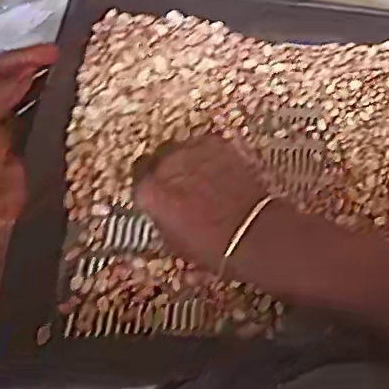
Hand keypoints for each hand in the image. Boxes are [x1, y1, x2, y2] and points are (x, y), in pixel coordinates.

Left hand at [0, 46, 58, 260]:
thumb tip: (27, 71)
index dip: (18, 57)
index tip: (54, 51)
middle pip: (4, 83)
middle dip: (32, 69)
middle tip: (68, 59)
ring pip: (24, 103)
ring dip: (45, 90)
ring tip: (75, 77)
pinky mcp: (19, 157)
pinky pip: (39, 128)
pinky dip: (54, 115)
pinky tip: (72, 106)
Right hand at [131, 135, 271, 270]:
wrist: (249, 230)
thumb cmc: (210, 244)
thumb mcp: (172, 239)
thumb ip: (161, 215)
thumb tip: (163, 208)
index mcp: (149, 191)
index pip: (139, 179)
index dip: (150, 186)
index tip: (158, 191)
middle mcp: (166, 166)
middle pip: (159, 158)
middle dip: (167, 169)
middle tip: (181, 182)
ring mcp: (193, 151)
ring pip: (182, 147)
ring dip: (187, 158)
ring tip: (201, 173)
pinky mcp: (218, 144)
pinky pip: (206, 144)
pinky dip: (210, 153)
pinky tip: (218, 167)